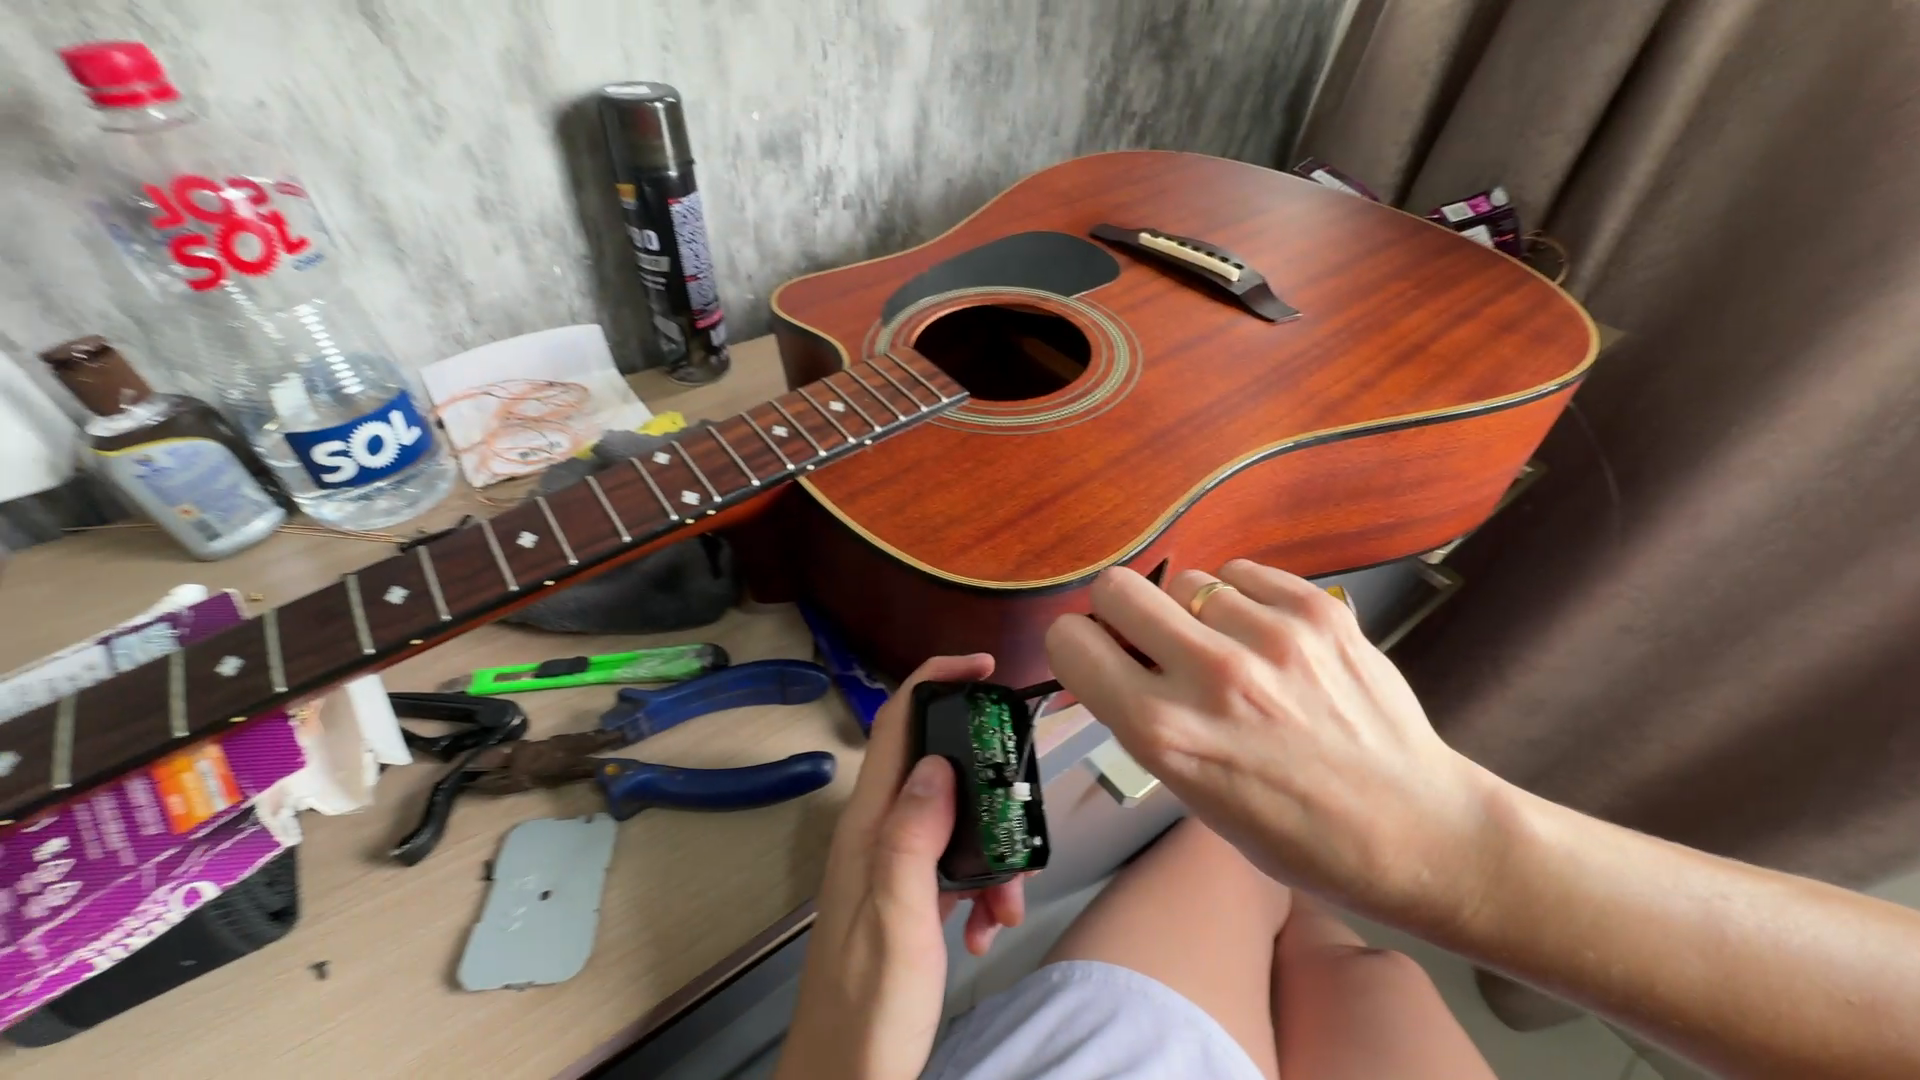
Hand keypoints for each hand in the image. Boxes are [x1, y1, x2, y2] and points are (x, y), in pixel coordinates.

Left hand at [777, 654, 1026, 1079]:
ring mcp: (892, 865)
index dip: (933, 681)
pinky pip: (954, 865)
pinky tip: (988, 928)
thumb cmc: (869, 1006)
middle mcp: (877, 834)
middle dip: (986, 783)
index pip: (895, 727)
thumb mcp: (899, 917)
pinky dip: (982, 885)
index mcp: (868, 827)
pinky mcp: (909, 896)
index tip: (982, 666)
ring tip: (1007, 905)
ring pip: (955, 821)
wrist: (847, 1079)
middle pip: (937, 768)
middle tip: (1022, 813)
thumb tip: (938, 762)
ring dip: (993, 850)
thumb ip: (911, 835)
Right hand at [1045, 561, 1505, 923]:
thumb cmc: (1292, 830)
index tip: (1098, 655)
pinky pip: (1243, 573)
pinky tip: (1269, 640)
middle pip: (1117, 588)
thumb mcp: (1189, 791)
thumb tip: (1106, 657)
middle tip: (1153, 641)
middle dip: (1122, 612)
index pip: (1070, 641)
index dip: (1078, 646)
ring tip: (1233, 652)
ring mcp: (1269, 637)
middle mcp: (1209, 676)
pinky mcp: (1319, 611)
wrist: (1416, 828)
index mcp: (1164, 732)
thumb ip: (1139, 717)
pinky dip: (1244, 600)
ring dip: (1195, 613)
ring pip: (1186, 581)